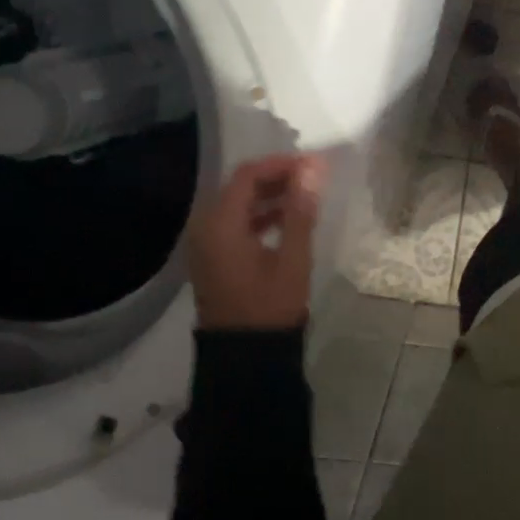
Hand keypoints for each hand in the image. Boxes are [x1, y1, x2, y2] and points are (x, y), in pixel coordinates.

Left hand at [188, 153, 327, 330]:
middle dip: (276, 177)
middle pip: (239, 187)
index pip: (247, 175)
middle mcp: (206, 228)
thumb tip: (313, 168)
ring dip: (269, 195)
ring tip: (305, 195)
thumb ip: (301, 210)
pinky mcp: (213, 257)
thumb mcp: (292, 257)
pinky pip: (234, 223)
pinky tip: (286, 219)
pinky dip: (259, 214)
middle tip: (312, 177)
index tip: (313, 165)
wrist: (245, 355)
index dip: (280, 164)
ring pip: (237, 204)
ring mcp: (206, 244)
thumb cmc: (270, 305)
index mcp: (220, 224)